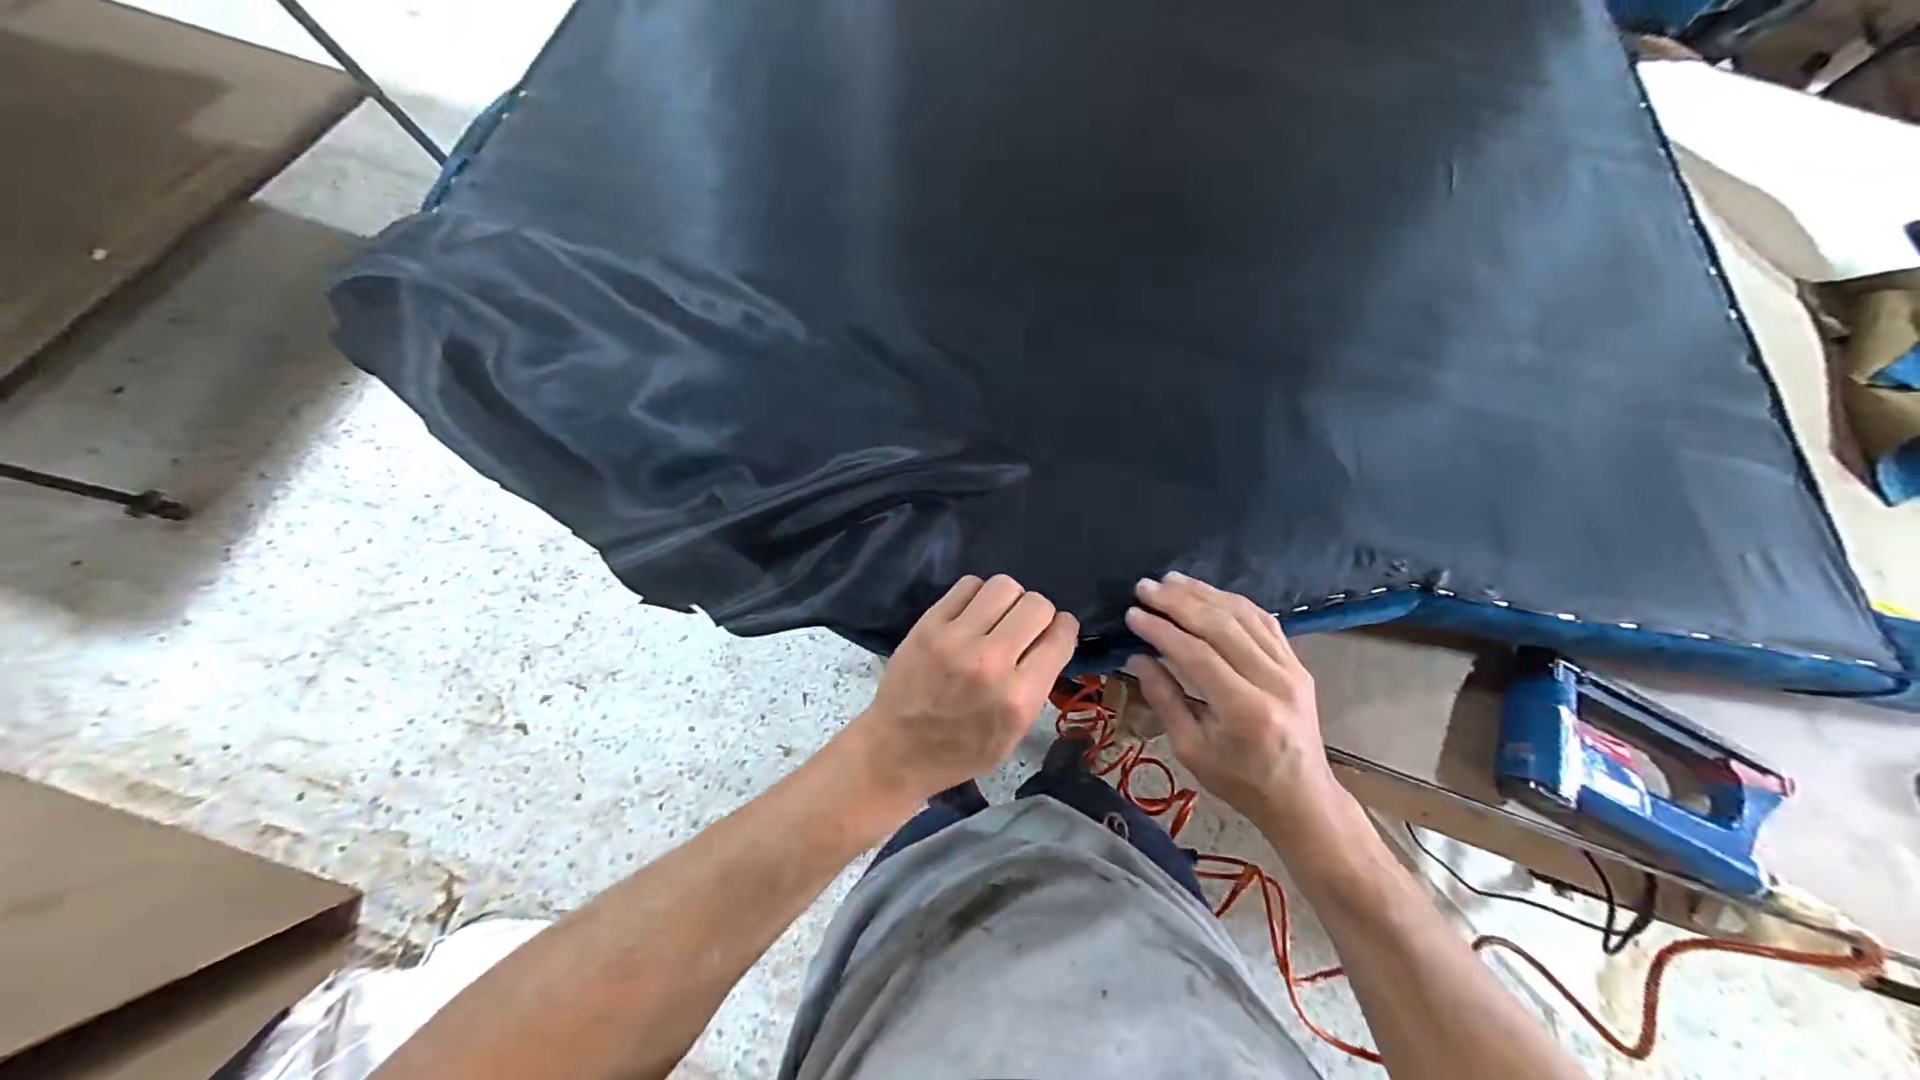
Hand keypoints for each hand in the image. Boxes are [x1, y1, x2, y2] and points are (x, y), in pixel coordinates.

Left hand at [841, 574, 1078, 809]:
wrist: (897, 750)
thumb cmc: (961, 750)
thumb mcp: (1014, 734)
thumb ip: (1038, 686)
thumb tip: (1050, 640)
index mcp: (1019, 698)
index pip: (1060, 637)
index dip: (1064, 629)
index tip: (1055, 631)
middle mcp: (991, 663)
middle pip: (1036, 605)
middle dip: (1039, 613)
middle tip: (1025, 627)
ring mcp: (956, 640)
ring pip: (1004, 586)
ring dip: (1009, 599)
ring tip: (998, 617)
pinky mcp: (928, 626)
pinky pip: (967, 585)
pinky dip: (977, 595)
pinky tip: (972, 613)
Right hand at [1124, 573, 1341, 830]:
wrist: (1301, 797)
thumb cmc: (1239, 781)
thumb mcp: (1190, 748)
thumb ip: (1164, 698)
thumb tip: (1137, 656)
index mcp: (1245, 710)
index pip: (1197, 654)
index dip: (1161, 630)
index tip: (1132, 614)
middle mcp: (1273, 681)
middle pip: (1221, 626)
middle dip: (1178, 602)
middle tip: (1144, 587)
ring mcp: (1292, 669)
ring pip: (1243, 615)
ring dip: (1203, 593)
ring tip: (1170, 580)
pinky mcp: (1298, 663)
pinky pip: (1264, 620)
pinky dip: (1232, 602)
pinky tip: (1207, 593)